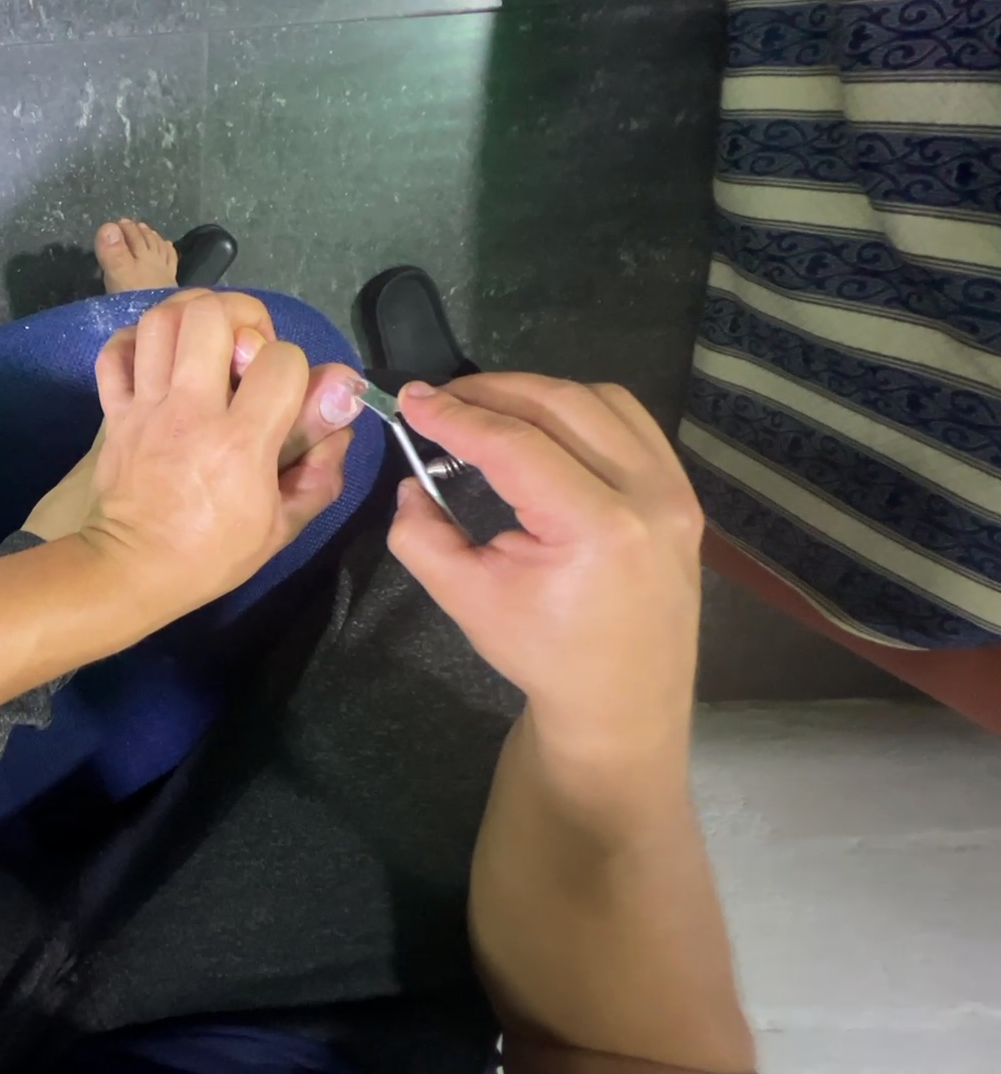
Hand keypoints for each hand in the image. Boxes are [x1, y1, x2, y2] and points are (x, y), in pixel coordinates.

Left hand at [38, 291, 354, 616]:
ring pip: (160, 322)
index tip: (286, 391)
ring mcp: (145, 408)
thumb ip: (320, 468)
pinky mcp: (113, 414)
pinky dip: (134, 344)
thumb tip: (342, 411)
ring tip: (204, 340)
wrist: (132, 570)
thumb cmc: (211, 554)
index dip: (294, 365)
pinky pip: (113, 355)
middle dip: (241, 313)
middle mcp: (190, 411)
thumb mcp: (282, 526)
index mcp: (239, 441)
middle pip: (210, 315)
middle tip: (245, 344)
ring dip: (189, 316)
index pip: (280, 360)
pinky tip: (156, 359)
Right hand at [387, 374, 704, 764]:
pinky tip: (534, 427)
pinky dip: (573, 410)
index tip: (409, 399)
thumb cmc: (539, 652)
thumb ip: (419, 536)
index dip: (454, 416)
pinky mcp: (679, 493)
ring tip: (481, 408)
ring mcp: (674, 490)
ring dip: (533, 394)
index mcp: (594, 528)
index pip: (514, 445)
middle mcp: (648, 496)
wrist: (620, 698)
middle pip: (562, 405)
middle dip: (490, 391)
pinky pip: (627, 422)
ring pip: (601, 402)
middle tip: (436, 398)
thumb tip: (409, 482)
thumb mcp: (461, 597)